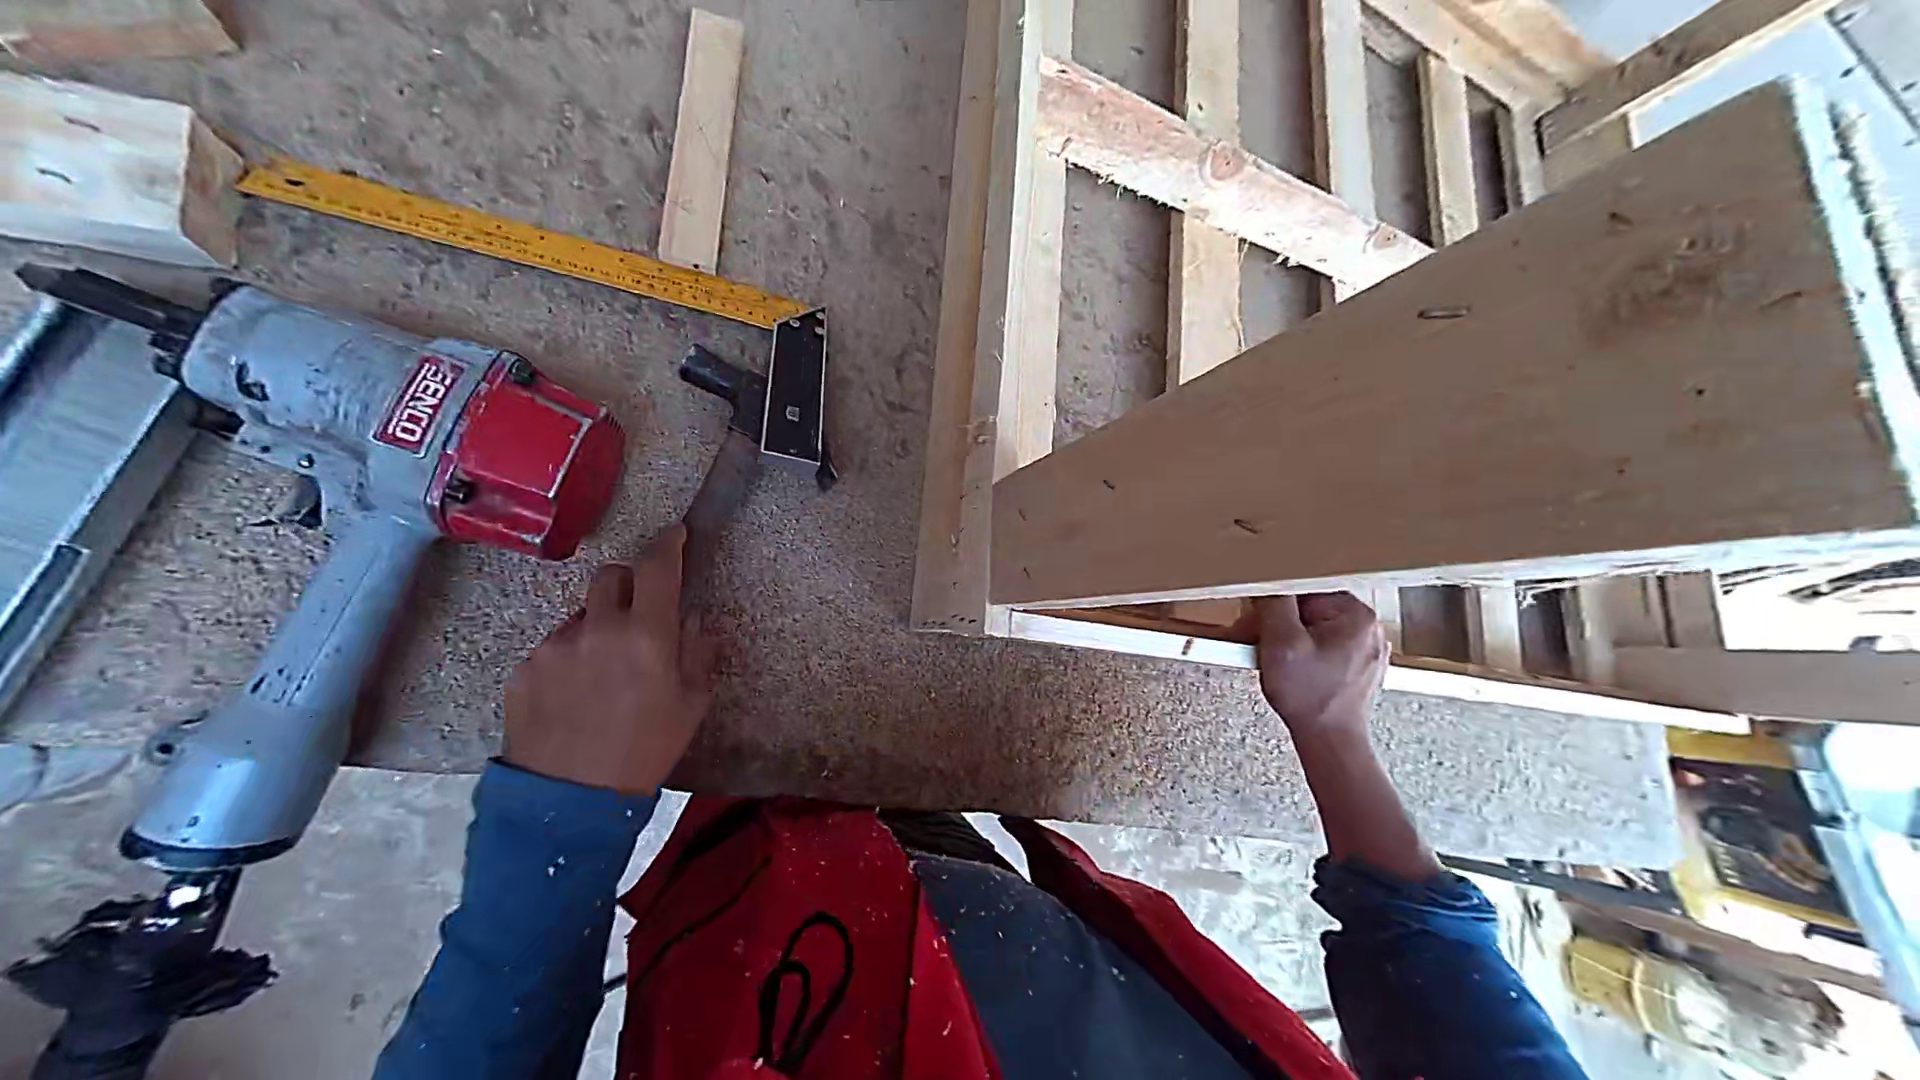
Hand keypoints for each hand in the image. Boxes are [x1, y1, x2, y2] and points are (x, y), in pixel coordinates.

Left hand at [503, 523, 719, 794]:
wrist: (570, 799)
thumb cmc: (646, 748)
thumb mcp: (692, 703)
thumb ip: (698, 651)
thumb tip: (692, 620)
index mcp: (648, 635)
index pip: (657, 567)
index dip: (669, 543)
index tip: (676, 535)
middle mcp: (599, 628)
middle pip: (612, 575)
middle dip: (631, 583)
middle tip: (641, 612)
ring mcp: (556, 646)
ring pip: (583, 613)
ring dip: (600, 625)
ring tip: (605, 670)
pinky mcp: (525, 667)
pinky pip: (555, 645)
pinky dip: (572, 655)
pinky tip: (576, 692)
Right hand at [1253, 593, 1387, 741]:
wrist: (1329, 740)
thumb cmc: (1310, 699)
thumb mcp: (1281, 643)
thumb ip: (1275, 604)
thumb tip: (1270, 582)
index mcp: (1357, 616)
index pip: (1305, 589)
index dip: (1277, 605)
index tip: (1263, 622)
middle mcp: (1368, 629)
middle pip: (1310, 608)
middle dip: (1282, 624)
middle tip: (1266, 644)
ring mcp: (1365, 648)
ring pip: (1315, 627)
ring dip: (1290, 639)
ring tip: (1280, 661)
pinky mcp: (1357, 665)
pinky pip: (1324, 645)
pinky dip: (1304, 653)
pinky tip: (1293, 670)